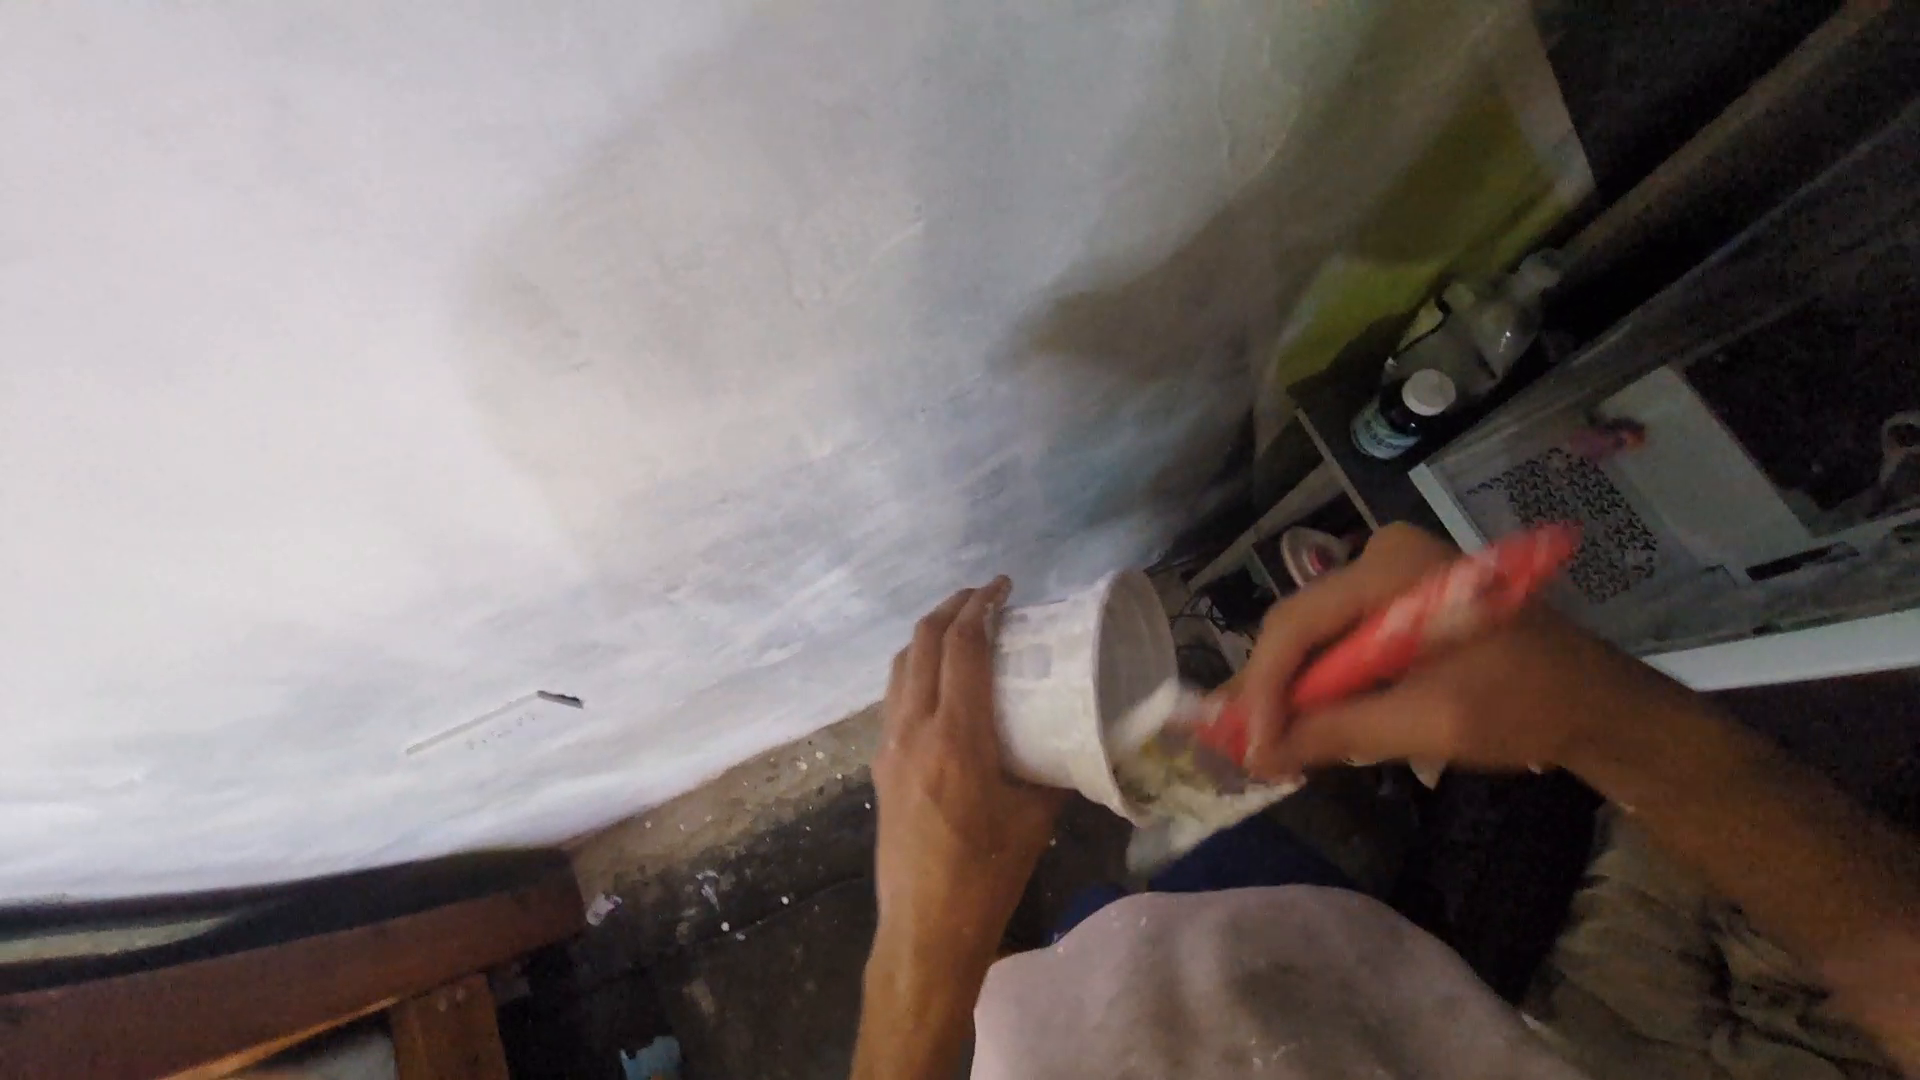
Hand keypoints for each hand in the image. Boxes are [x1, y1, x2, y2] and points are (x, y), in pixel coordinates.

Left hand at [872, 577, 1064, 963]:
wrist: (924, 928)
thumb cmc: (987, 874)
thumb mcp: (1035, 817)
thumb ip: (1055, 768)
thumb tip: (1077, 739)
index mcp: (956, 737)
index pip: (962, 648)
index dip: (981, 606)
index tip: (1002, 586)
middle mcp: (913, 729)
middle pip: (922, 643)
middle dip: (951, 607)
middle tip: (983, 597)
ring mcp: (888, 746)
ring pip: (900, 667)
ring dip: (928, 637)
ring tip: (960, 629)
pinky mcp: (879, 765)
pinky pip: (894, 699)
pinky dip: (917, 672)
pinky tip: (940, 686)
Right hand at [1236, 523, 1692, 779]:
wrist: (1602, 703)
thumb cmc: (1527, 707)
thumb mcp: (1431, 723)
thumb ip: (1339, 731)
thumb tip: (1259, 755)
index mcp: (1392, 568)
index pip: (1298, 622)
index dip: (1265, 686)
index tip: (1251, 745)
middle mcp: (1377, 556)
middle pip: (1299, 626)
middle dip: (1272, 690)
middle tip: (1250, 745)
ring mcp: (1385, 574)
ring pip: (1311, 635)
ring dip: (1290, 691)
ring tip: (1266, 739)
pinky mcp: (1393, 598)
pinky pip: (1336, 640)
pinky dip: (1319, 684)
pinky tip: (1301, 718)